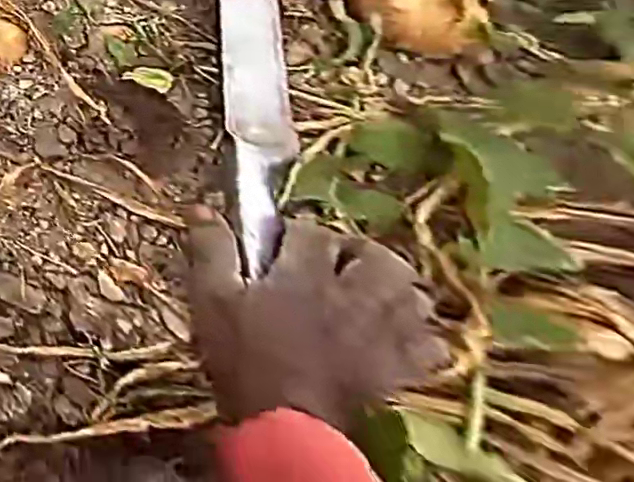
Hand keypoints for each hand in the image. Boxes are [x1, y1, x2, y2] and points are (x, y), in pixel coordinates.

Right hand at [186, 207, 446, 431]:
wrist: (288, 426)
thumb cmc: (243, 354)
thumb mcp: (212, 295)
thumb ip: (212, 248)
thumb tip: (202, 207)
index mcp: (306, 276)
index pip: (313, 232)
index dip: (294, 230)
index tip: (275, 242)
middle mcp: (355, 299)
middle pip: (380, 257)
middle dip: (356, 250)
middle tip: (329, 259)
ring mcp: (386, 336)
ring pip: (413, 295)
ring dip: (389, 285)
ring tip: (359, 290)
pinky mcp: (404, 371)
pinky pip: (432, 341)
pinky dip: (415, 329)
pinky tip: (388, 331)